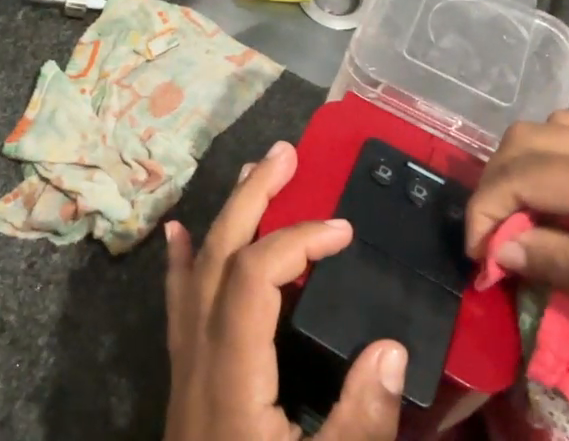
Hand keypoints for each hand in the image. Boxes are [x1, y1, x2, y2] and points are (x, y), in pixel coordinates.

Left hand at [163, 139, 408, 440]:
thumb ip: (359, 419)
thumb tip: (390, 346)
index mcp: (232, 374)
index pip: (255, 278)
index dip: (297, 240)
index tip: (343, 230)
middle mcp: (199, 356)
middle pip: (219, 256)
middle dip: (252, 198)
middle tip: (285, 153)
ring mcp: (185, 365)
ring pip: (197, 270)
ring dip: (226, 215)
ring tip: (250, 173)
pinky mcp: (185, 378)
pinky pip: (178, 303)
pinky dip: (181, 261)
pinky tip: (178, 233)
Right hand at [465, 111, 568, 388]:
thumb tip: (504, 249)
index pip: (520, 175)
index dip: (484, 213)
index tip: (478, 262)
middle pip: (528, 137)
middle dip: (495, 184)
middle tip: (496, 241)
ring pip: (554, 127)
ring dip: (524, 165)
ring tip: (527, 220)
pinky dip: (556, 160)